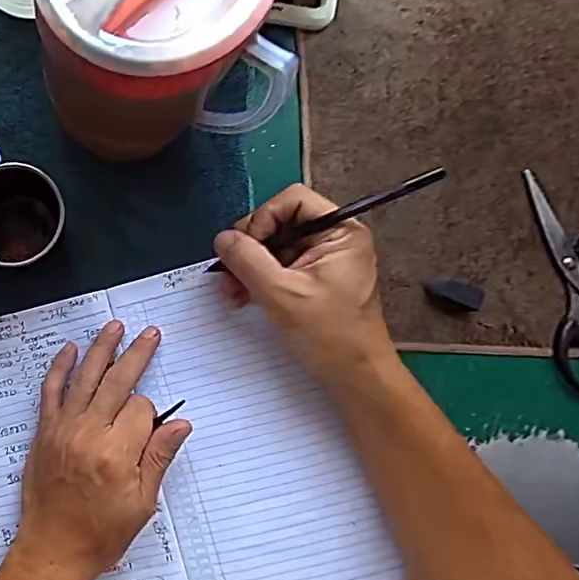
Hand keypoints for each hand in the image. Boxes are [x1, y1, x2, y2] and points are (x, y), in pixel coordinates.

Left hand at [9, 320, 192, 579]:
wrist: (52, 551)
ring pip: (86, 378)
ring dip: (103, 349)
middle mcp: (88, 434)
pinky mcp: (45, 431)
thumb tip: (180, 425)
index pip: (142, 410)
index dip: (152, 414)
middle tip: (150, 334)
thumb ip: (159, 458)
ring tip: (115, 327)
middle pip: (118, 382)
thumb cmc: (98, 535)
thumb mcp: (141, 504)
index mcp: (116, 454)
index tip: (151, 428)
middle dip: (137, 354)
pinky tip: (70, 350)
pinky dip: (60, 368)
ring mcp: (63, 429)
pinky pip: (51, 391)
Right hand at [214, 183, 397, 381]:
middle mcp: (335, 240)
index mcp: (341, 233)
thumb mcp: (282, 294)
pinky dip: (258, 279)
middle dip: (250, 248)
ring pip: (274, 247)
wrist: (355, 378)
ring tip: (233, 291)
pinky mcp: (313, 280)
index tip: (246, 247)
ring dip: (249, 267)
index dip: (263, 219)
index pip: (292, 201)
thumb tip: (223, 238)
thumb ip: (248, 260)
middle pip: (279, 223)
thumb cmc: (334, 338)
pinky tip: (243, 295)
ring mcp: (324, 261)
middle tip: (230, 273)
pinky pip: (278, 267)